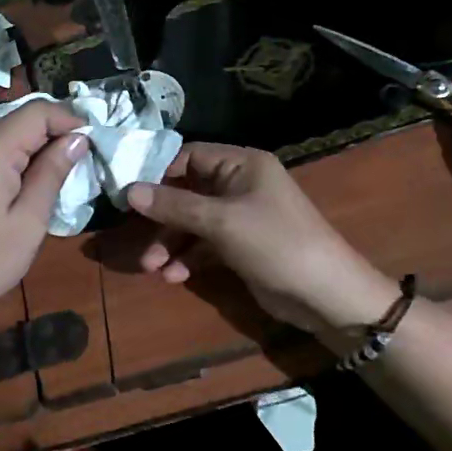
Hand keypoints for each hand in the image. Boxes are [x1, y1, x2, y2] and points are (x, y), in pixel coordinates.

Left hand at [0, 100, 87, 335]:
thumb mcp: (30, 218)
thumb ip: (53, 172)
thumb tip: (78, 139)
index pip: (36, 112)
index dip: (68, 120)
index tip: (92, 143)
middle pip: (21, 118)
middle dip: (55, 131)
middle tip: (83, 158)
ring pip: (9, 131)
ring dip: (39, 143)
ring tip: (63, 170)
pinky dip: (20, 155)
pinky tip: (33, 179)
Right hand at [124, 143, 396, 338]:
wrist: (325, 293)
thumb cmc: (275, 243)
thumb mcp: (222, 222)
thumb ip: (174, 206)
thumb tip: (129, 190)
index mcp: (242, 164)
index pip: (189, 156)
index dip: (157, 174)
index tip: (127, 194)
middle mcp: (240, 185)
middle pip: (187, 193)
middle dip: (162, 220)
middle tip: (138, 243)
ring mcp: (241, 217)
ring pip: (193, 223)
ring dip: (171, 244)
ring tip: (152, 268)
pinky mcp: (241, 246)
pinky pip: (205, 245)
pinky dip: (188, 258)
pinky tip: (173, 277)